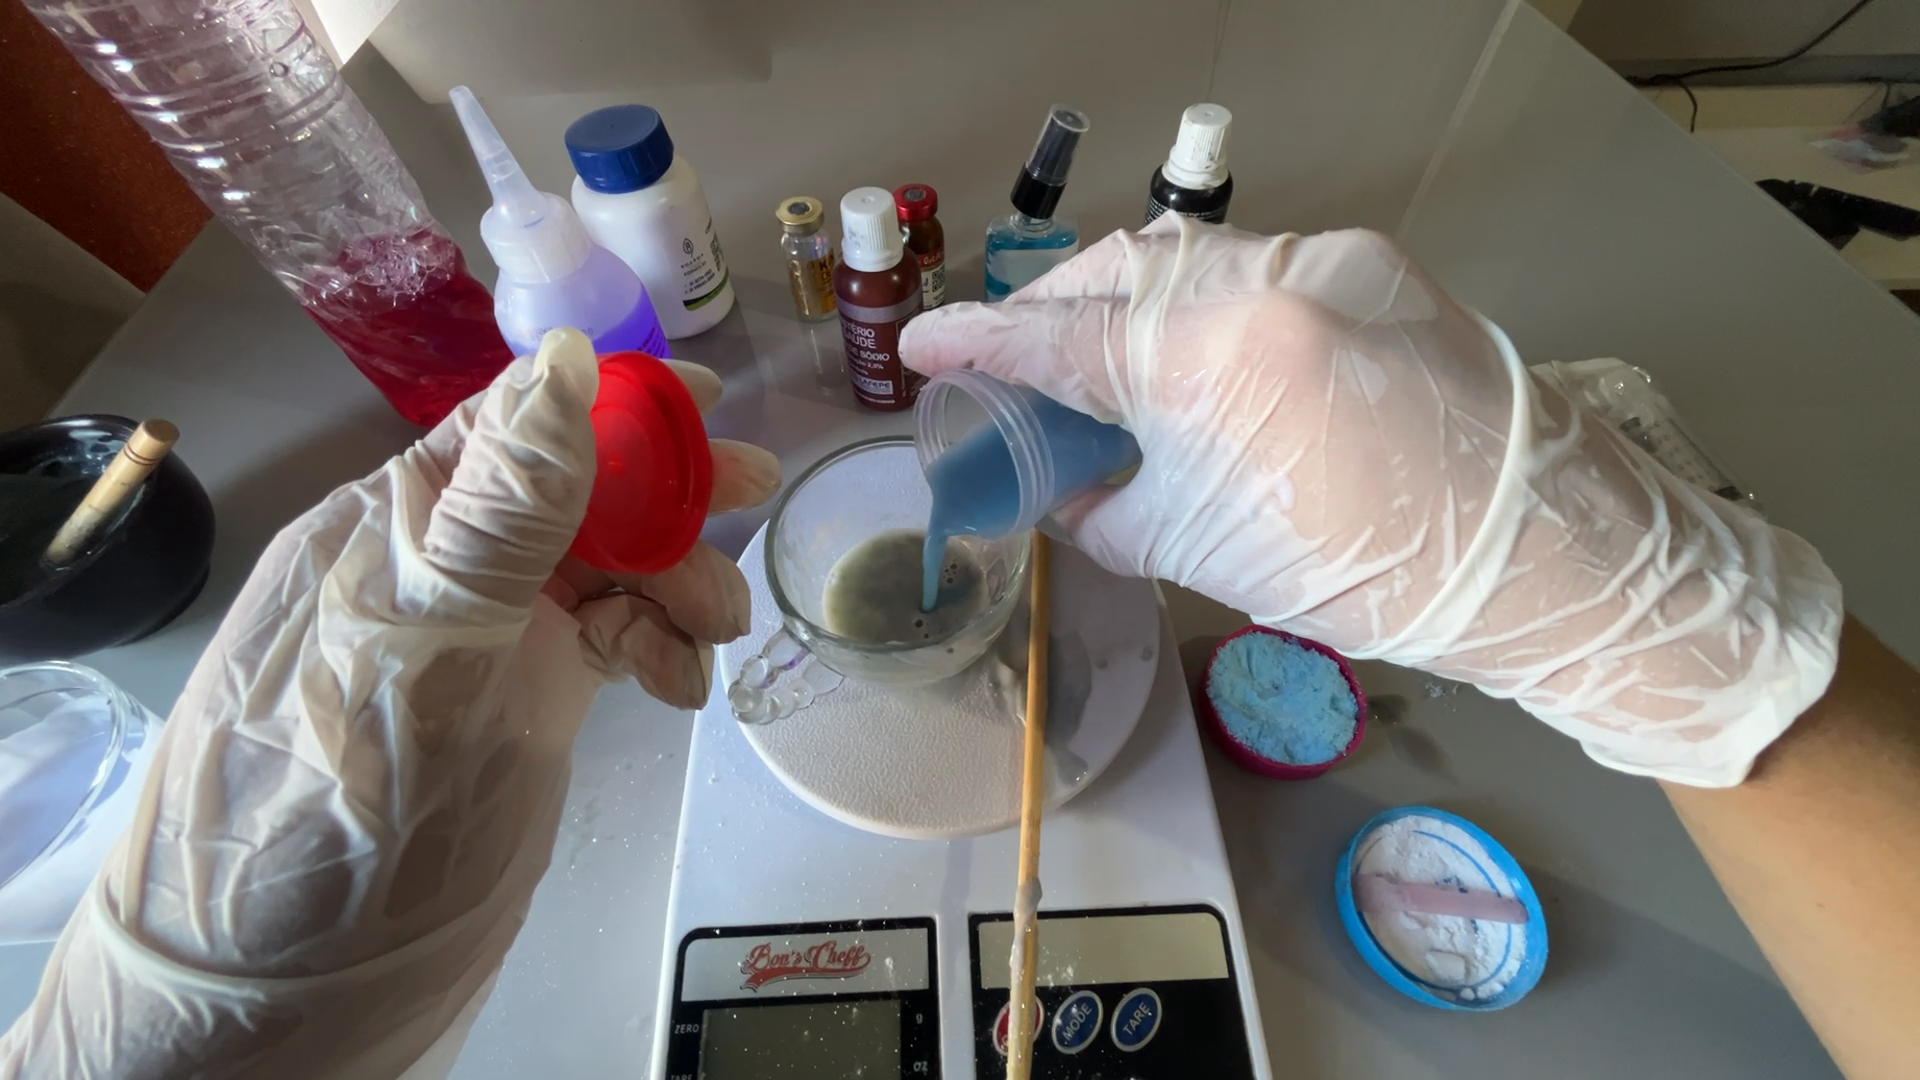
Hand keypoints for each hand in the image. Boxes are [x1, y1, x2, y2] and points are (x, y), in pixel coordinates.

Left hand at [0, 329, 777, 1076]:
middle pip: (590, 493)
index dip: (614, 398)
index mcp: (411, 525)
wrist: (300, 994)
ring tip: (716, 634)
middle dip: (673, 496)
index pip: (519, 423)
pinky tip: (681, 687)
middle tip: (757, 494)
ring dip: (680, 586)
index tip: (706, 397)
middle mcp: (458, 565)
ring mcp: (503, 630)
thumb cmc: (355, 809)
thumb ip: (506, 507)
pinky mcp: (538, 686)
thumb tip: (565, 362)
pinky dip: (663, 648)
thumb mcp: (436, 641)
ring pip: (619, 568)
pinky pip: (622, 635)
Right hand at [903, 219, 1841, 786]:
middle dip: (1051, 307)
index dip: (979, 343)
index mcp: (1216, 364)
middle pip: (1116, 268)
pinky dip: (1191, 304)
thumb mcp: (1199, 552)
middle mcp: (1268, 281)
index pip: (1062, 343)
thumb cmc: (1359, 576)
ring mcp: (1328, 259)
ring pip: (1182, 255)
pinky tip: (1188, 353)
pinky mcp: (1370, 263)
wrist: (1540, 557)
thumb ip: (1109, 512)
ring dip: (1120, 301)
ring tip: (1096, 356)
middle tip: (1017, 357)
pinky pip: (1245, 267)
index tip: (922, 346)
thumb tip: (1066, 495)